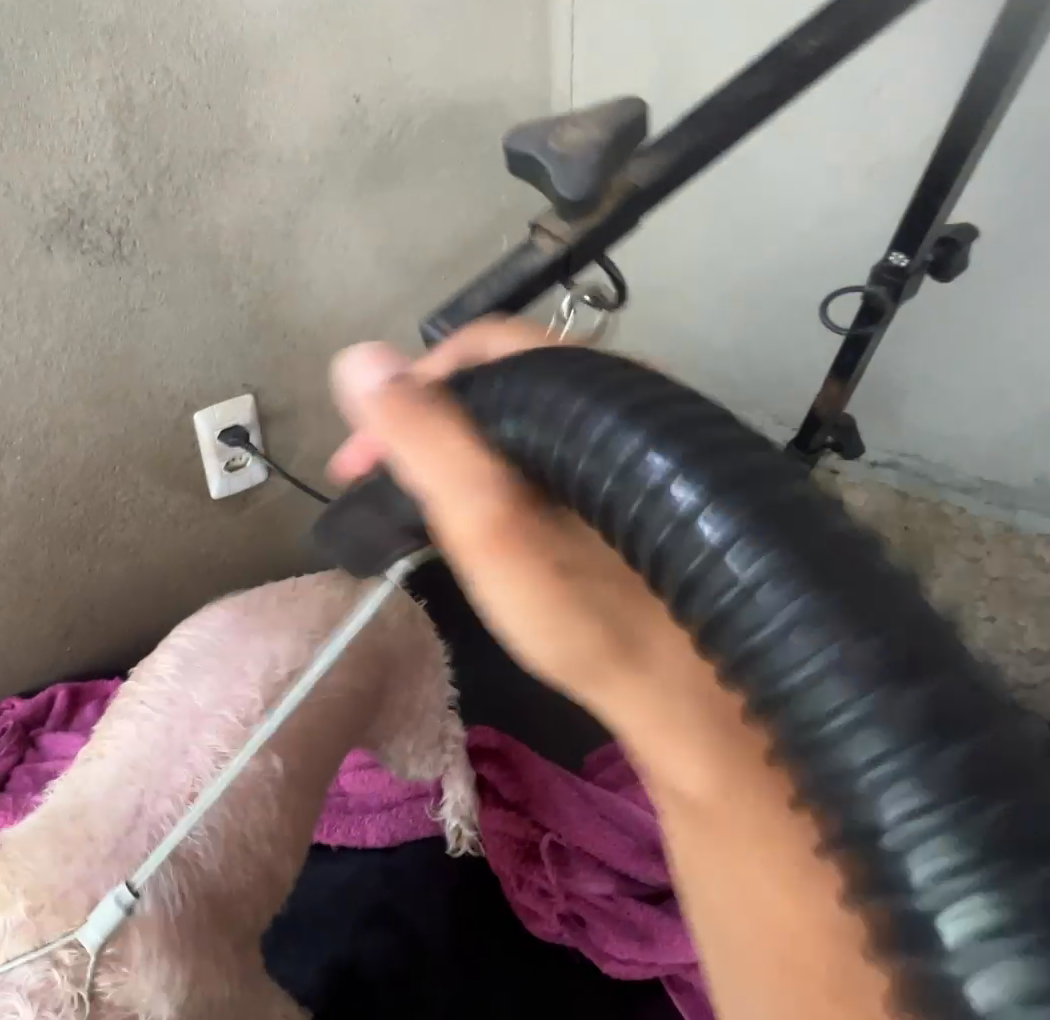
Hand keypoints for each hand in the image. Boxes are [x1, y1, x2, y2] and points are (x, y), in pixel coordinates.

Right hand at [328, 320, 720, 748]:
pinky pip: (537, 454)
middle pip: (491, 381)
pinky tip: (470, 514)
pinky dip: (486, 473)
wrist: (693, 701)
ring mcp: (628, 443)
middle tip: (372, 483)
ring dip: (448, 450)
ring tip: (407, 501)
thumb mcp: (488, 524)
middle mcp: (617, 397)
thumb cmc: (584, 616)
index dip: (404, 389)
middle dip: (418, 423)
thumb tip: (356, 361)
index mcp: (587, 389)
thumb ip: (424, 440)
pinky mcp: (629, 485)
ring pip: (513, 420)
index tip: (360, 461)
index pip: (475, 348)